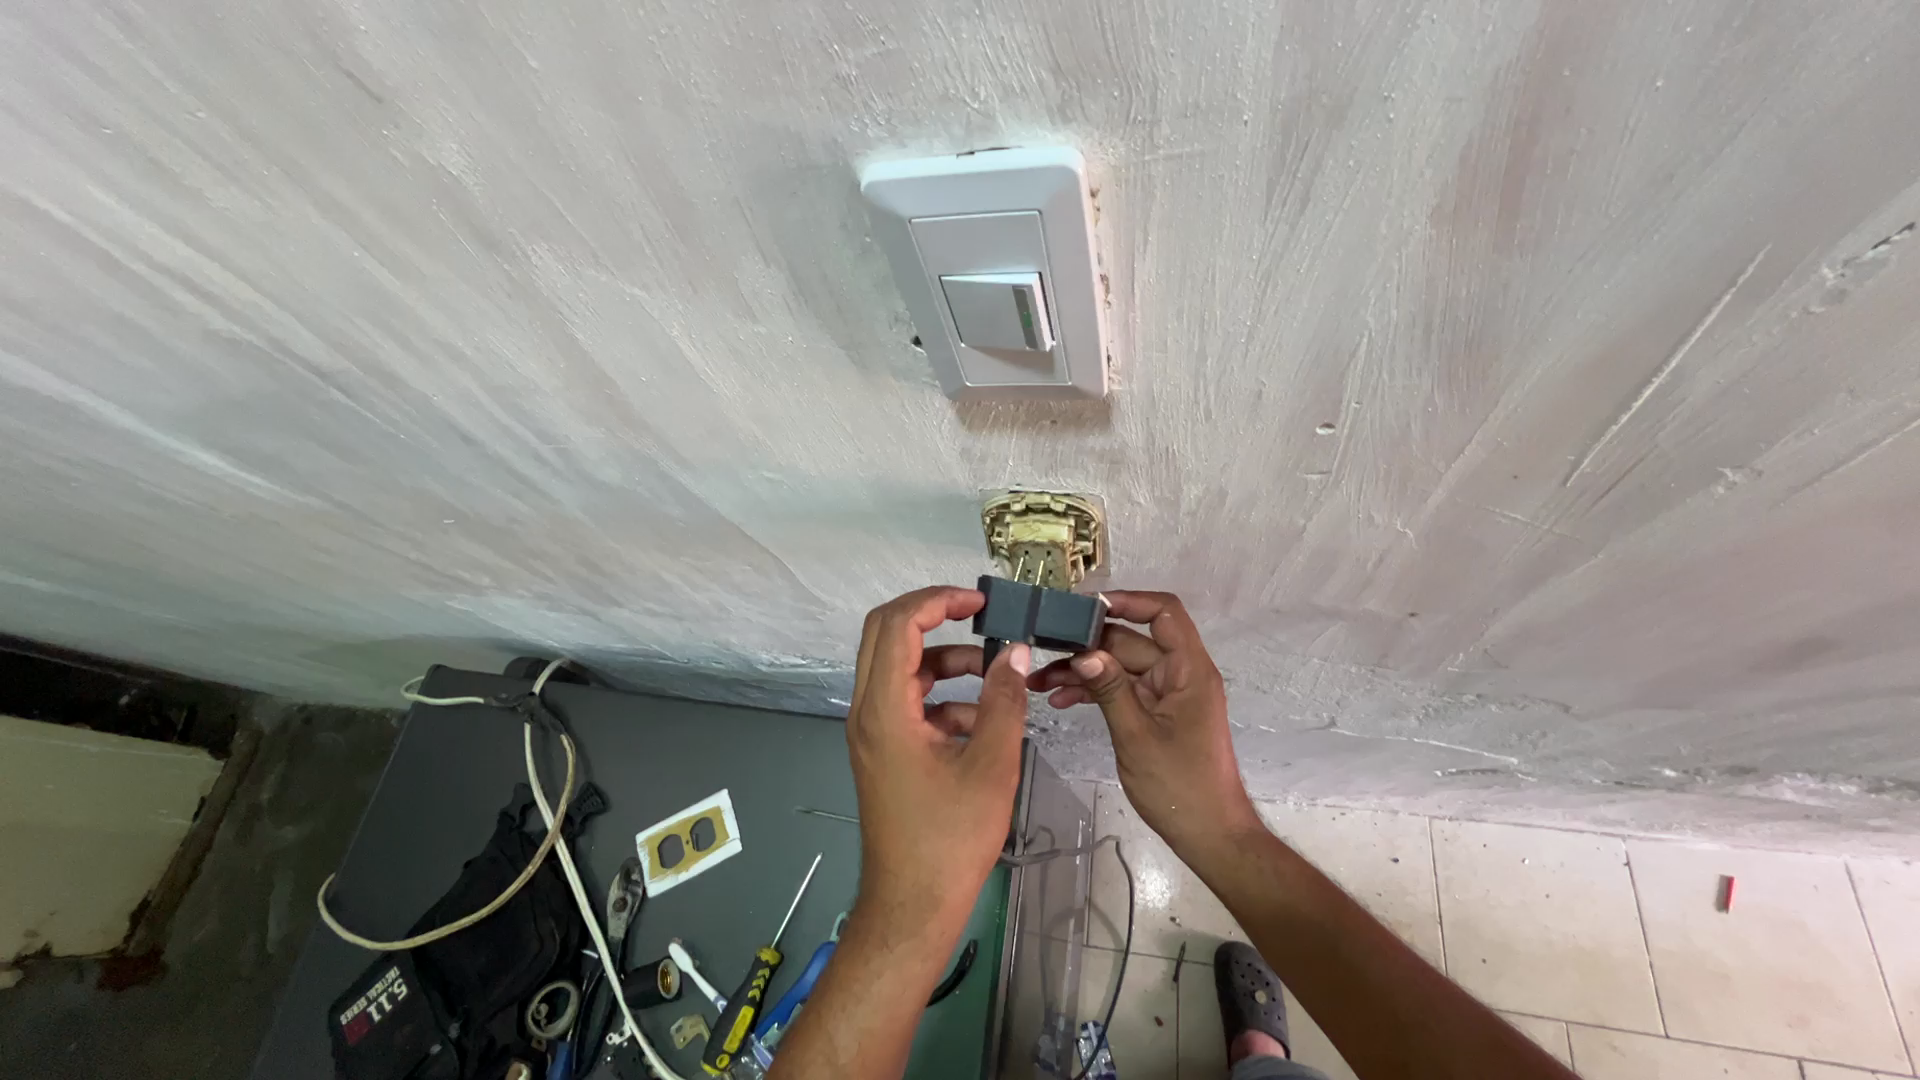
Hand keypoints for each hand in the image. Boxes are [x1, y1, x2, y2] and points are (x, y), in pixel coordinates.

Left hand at [846, 586, 1030, 935]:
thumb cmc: (950, 839)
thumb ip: (1003, 701)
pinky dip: (941, 697)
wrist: (913, 906)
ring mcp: (872, 732)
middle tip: (979, 614)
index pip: (898, 625)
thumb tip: (1015, 653)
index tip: (980, 601)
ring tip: (994, 675)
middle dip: (934, 617)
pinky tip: (981, 722)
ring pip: (900, 669)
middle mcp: (867, 712)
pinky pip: (907, 702)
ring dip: (944, 660)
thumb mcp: (990, 765)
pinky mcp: (883, 750)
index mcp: (884, 710)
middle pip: (887, 635)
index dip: (938, 600)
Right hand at [1028, 591, 1258, 853]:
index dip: (1127, 601)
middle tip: (1041, 649)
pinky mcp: (1155, 713)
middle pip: (1130, 641)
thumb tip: (1084, 652)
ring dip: (1083, 671)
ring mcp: (1166, 694)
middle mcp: (1179, 674)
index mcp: (1188, 670)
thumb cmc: (1180, 785)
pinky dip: (1094, 692)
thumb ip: (1110, 689)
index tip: (1084, 606)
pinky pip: (1122, 690)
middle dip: (1086, 645)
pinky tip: (1059, 700)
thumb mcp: (1137, 736)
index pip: (1164, 613)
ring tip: (1039, 681)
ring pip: (1119, 666)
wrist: (1209, 835)